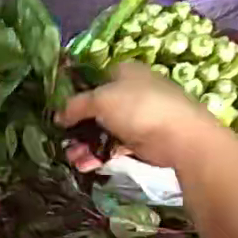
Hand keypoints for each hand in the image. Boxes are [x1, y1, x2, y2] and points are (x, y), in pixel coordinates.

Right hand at [60, 62, 231, 170]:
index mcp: (123, 72)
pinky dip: (100, 155)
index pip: (92, 80)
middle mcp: (130, 92)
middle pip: (96, 109)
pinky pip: (115, 146)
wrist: (179, 137)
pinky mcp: (142, 141)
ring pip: (104, 130)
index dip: (74, 95)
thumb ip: (76, 106)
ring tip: (73, 159)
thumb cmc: (138, 107)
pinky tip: (87, 166)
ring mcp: (137, 117)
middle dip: (77, 127)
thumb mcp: (101, 99)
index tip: (58, 113)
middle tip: (62, 142)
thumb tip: (58, 114)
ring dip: (86, 145)